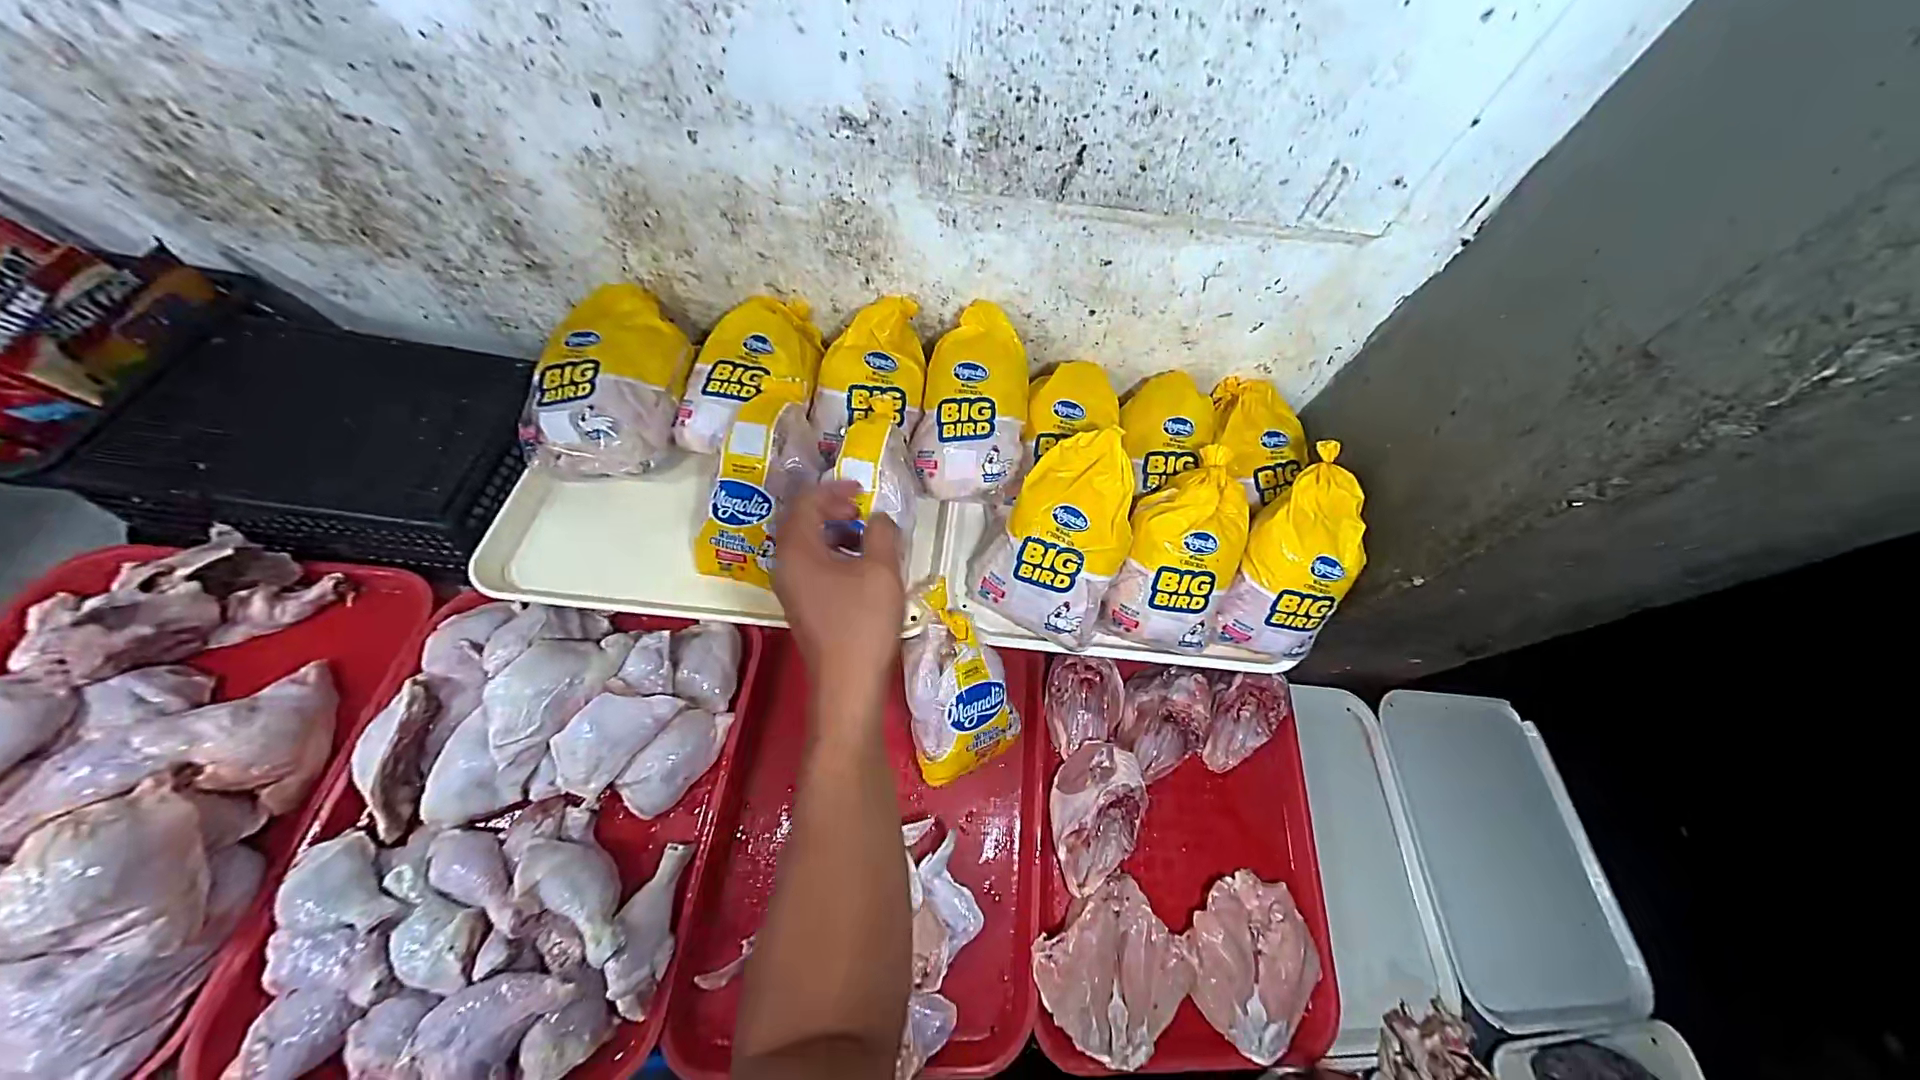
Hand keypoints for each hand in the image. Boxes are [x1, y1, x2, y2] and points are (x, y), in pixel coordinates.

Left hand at [772, 480, 905, 719]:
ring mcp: (791, 587)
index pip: (806, 502)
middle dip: (834, 509)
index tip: (862, 489)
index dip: (834, 489)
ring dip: (836, 533)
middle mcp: (784, 564)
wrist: (848, 682)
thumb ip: (881, 532)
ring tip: (868, 539)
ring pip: (809, 545)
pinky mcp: (802, 604)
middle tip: (864, 511)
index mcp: (796, 549)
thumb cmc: (862, 622)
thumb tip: (878, 519)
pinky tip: (862, 567)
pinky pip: (813, 566)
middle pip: (802, 521)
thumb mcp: (881, 570)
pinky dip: (835, 555)